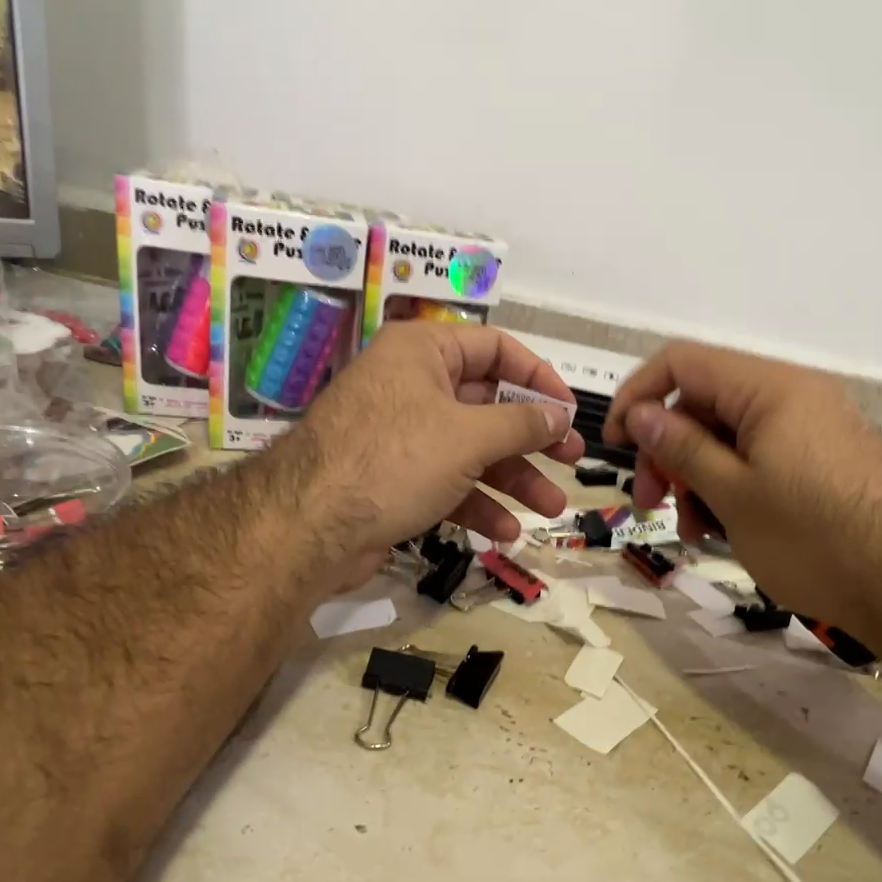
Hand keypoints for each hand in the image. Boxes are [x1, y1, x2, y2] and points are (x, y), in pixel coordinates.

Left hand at [274, 322, 583, 580]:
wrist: (310, 525)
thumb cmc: (394, 460)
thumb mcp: (468, 437)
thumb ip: (521, 424)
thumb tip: (559, 416)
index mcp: (423, 352)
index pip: (495, 349)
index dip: (538, 379)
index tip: (569, 412)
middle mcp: (411, 385)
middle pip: (487, 405)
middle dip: (532, 439)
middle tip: (571, 462)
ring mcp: (400, 435)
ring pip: (471, 450)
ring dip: (512, 479)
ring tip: (550, 508)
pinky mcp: (393, 478)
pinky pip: (446, 482)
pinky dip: (476, 504)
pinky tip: (504, 532)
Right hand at [602, 341, 881, 629]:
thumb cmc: (813, 538)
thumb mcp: (733, 494)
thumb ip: (681, 447)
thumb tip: (641, 413)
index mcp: (770, 388)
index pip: (683, 362)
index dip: (638, 395)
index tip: (615, 443)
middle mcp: (793, 395)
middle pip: (704, 402)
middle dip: (666, 449)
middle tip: (648, 501)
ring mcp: (813, 427)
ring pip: (730, 435)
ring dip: (697, 475)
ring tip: (690, 527)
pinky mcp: (825, 459)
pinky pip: (761, 456)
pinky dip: (732, 484)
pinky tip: (722, 527)